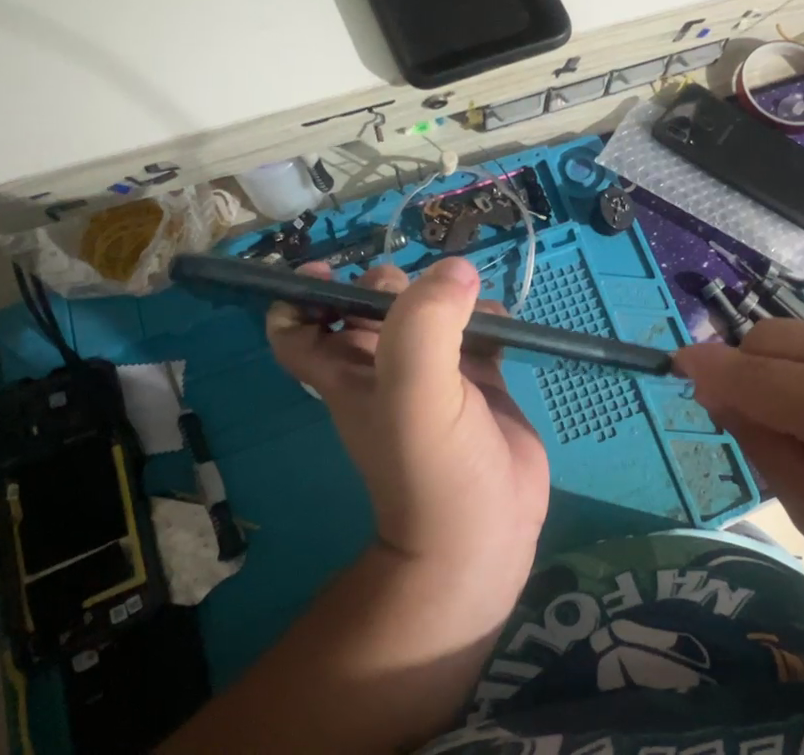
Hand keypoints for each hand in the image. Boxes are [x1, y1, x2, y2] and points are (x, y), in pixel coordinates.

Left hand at [267, 259, 549, 609]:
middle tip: (430, 288)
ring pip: (430, 312)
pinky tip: (504, 326)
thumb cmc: (432, 468)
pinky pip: (479, 332)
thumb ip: (425, 324)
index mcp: (349, 370)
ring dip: (448, 294)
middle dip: (394, 284)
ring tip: (473, 303)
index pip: (299, 327)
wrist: (484, 534)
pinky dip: (490, 318)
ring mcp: (437, 374)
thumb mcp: (414, 393)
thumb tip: (457, 272)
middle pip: (373, 305)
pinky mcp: (480, 382)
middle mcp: (386, 366)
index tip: (328, 270)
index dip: (301, 296)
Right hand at [676, 321, 803, 621]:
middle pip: (773, 336)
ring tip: (802, 426)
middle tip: (747, 424)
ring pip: (802, 336)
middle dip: (742, 368)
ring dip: (778, 368)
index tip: (672, 366)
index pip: (755, 374)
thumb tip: (716, 391)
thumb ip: (763, 444)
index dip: (706, 369)